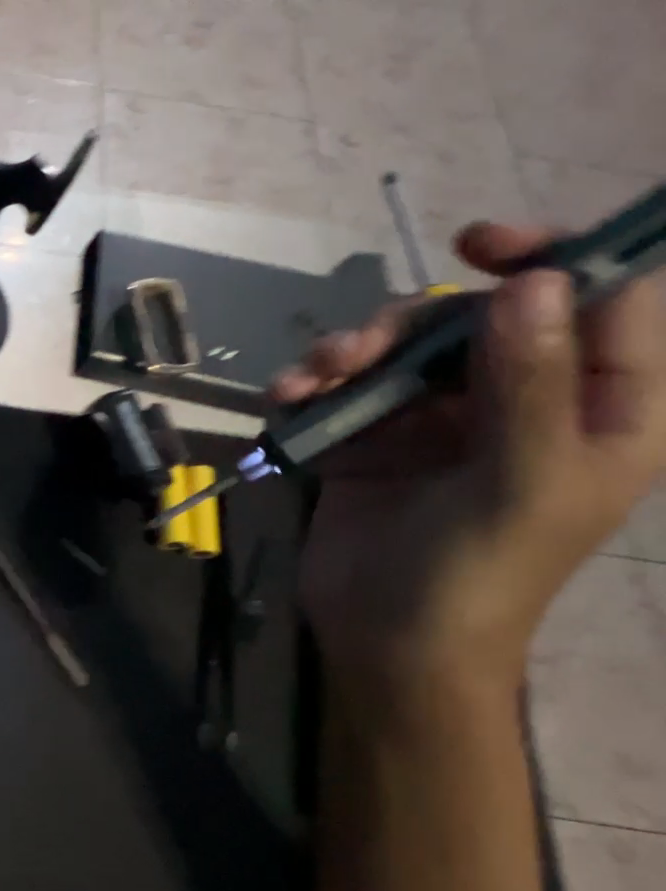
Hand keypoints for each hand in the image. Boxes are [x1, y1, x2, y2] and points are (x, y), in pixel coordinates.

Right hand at [272, 223, 665, 688]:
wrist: (387, 642)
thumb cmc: (480, 572)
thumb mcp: (522, 480)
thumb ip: (531, 383)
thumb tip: (533, 282)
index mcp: (598, 407)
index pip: (606, 302)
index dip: (555, 260)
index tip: (483, 248)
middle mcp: (519, 401)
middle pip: (477, 317)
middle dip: (411, 321)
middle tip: (358, 348)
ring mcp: (437, 421)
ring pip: (399, 348)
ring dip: (347, 351)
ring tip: (308, 379)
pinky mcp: (368, 441)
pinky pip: (342, 389)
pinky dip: (309, 386)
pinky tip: (284, 399)